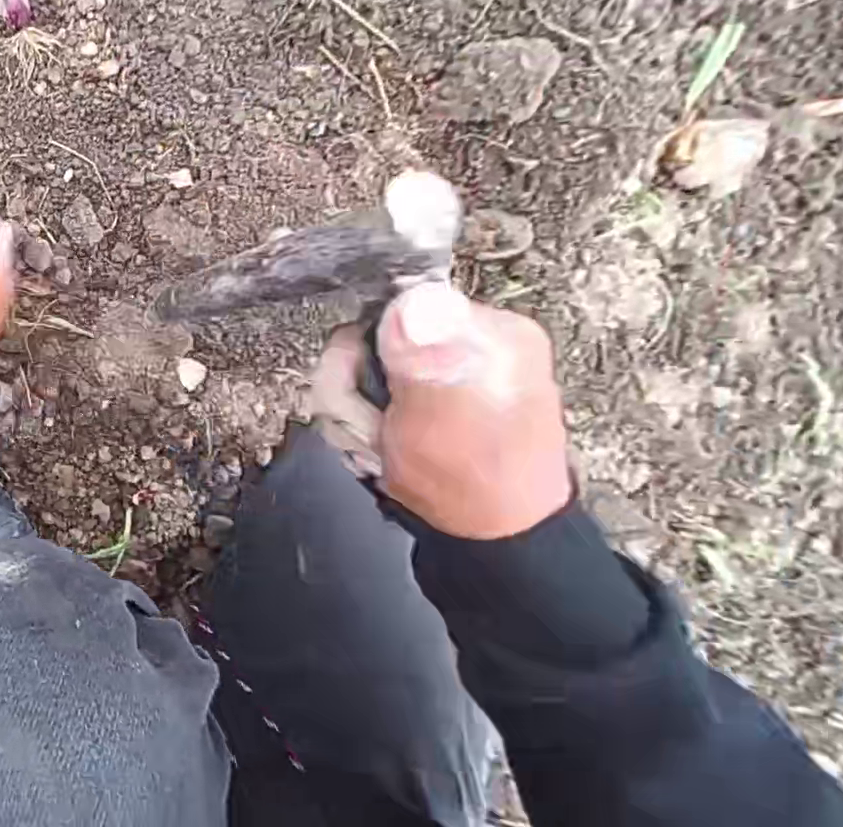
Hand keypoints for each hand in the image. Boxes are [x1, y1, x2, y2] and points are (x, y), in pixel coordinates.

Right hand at [371, 282, 571, 539]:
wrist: (488, 542)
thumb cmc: (472, 487)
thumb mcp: (441, 421)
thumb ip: (425, 359)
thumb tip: (415, 299)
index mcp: (489, 333)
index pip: (390, 306)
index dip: (363, 351)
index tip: (372, 393)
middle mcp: (463, 343)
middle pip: (365, 339)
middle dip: (353, 392)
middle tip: (375, 431)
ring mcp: (441, 369)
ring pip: (356, 370)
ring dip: (355, 415)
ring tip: (382, 448)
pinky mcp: (424, 394)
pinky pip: (364, 394)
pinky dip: (363, 426)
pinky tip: (383, 449)